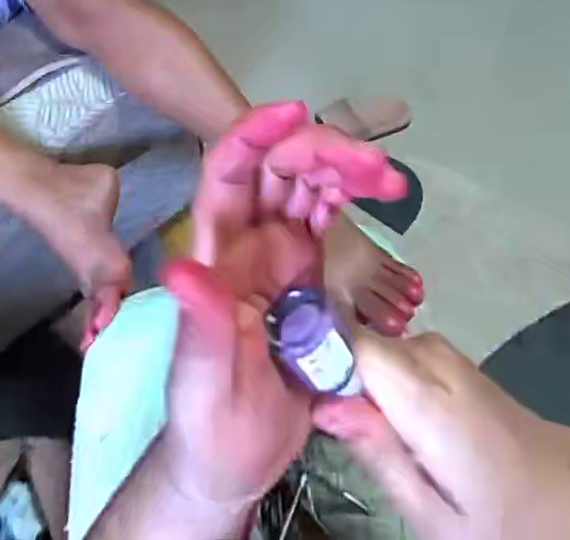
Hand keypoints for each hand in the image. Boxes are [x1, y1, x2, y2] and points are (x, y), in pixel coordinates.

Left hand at [156, 104, 409, 523]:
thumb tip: (181, 269)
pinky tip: (374, 194)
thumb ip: (201, 325)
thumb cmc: (209, 421)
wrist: (233, 457)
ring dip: (343, 168)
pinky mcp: (303, 267)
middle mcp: (245, 239)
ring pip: (305, 183)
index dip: (254, 134)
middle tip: (374, 167)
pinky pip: (324, 213)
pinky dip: (347, 195)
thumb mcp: (203, 380)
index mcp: (216, 250)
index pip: (227, 173)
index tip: (293, 112)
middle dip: (320, 151)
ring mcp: (277, 249)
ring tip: (388, 180)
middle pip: (277, 168)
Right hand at [313, 332, 569, 539]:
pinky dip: (377, 378)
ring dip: (355, 380)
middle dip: (332, 374)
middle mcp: (428, 354)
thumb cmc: (507, 519)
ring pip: (370, 348)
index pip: (346, 341)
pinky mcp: (443, 353)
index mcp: (423, 393)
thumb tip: (321, 404)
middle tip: (324, 425)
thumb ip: (376, 454)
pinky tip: (387, 419)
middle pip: (353, 343)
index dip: (312, 353)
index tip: (288, 381)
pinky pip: (391, 354)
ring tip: (357, 429)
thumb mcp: (436, 517)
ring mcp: (438, 348)